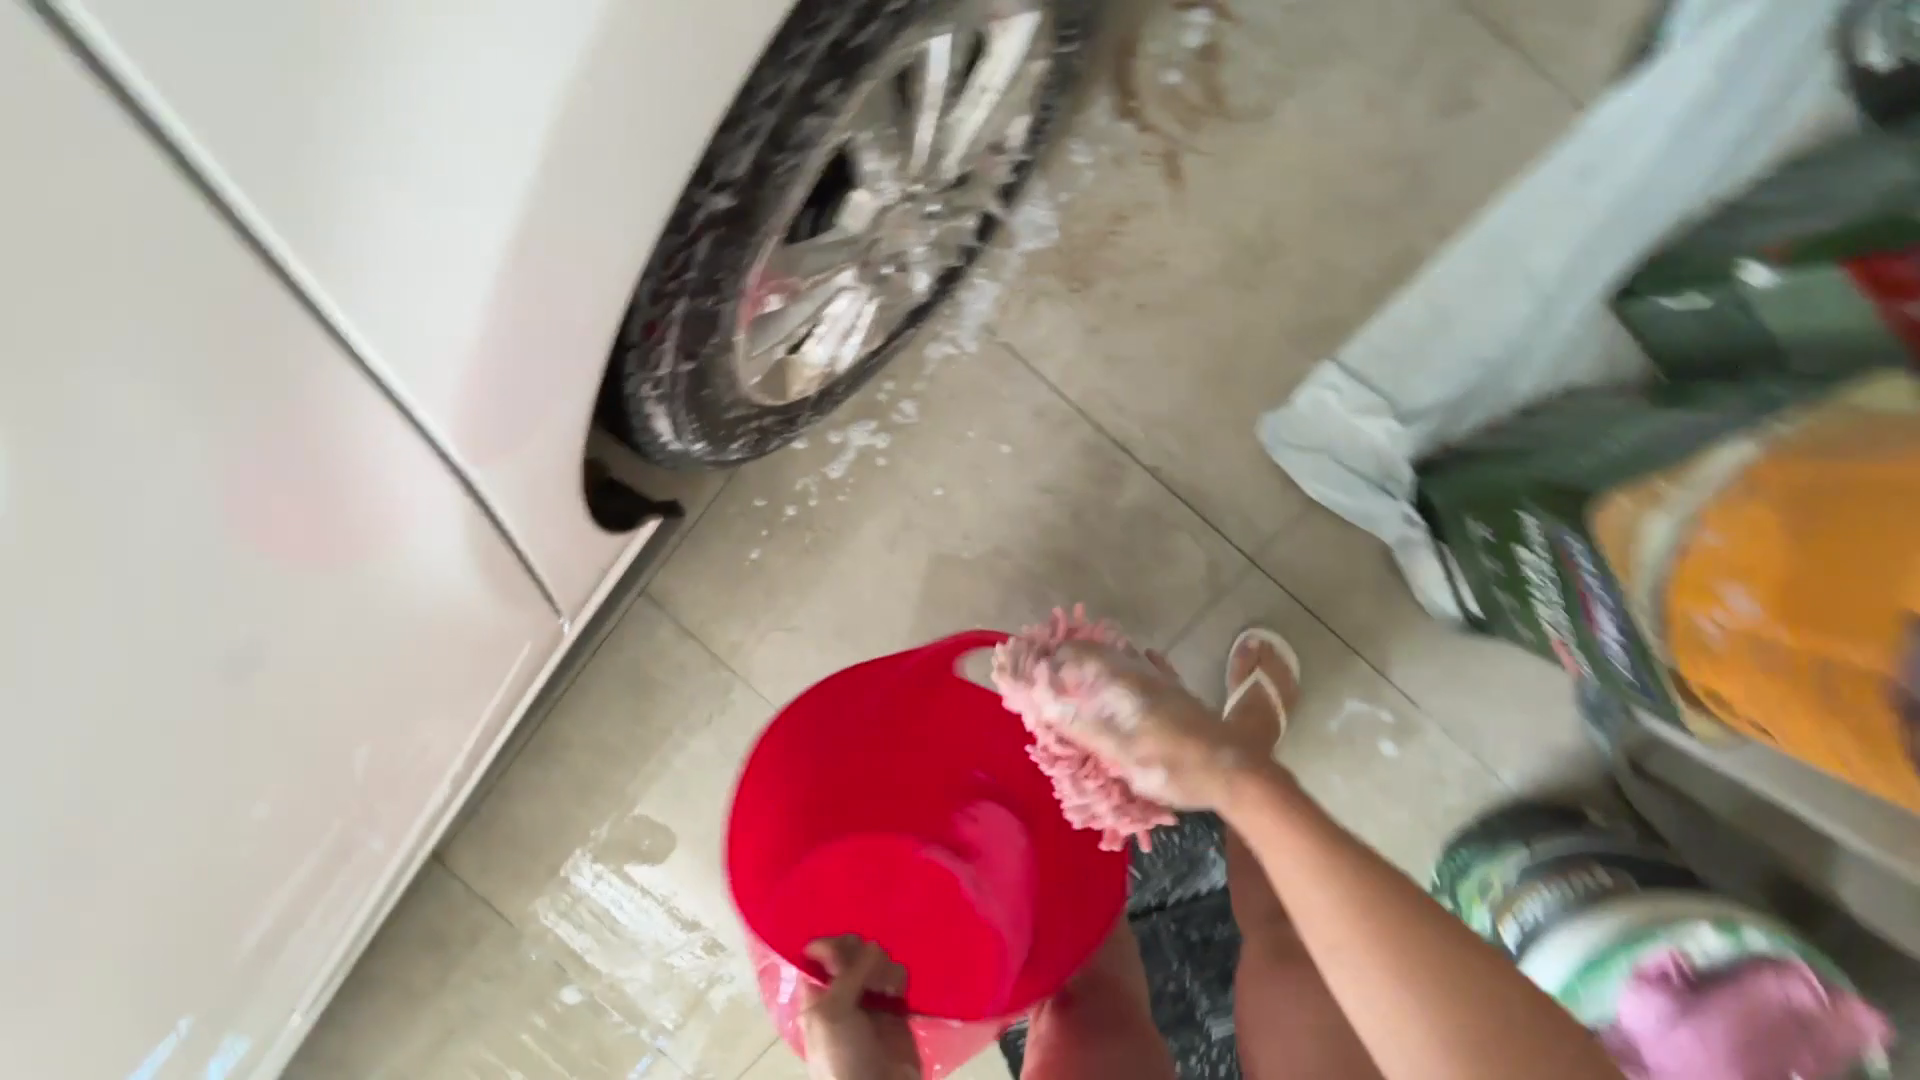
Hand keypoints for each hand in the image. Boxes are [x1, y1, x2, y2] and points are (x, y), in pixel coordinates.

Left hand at [797, 936, 921, 1079]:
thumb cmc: (842, 1056)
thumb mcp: (831, 1015)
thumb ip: (847, 975)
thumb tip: (873, 945)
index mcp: (817, 995)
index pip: (819, 956)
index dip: (830, 946)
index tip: (842, 948)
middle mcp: (842, 992)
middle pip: (851, 953)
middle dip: (861, 954)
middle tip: (869, 965)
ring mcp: (869, 999)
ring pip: (877, 961)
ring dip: (882, 967)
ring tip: (885, 987)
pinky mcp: (895, 1007)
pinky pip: (897, 977)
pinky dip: (898, 978)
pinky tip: (897, 993)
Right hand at [1049, 644, 1271, 810]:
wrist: (1235, 773)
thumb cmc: (1174, 765)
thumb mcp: (1123, 754)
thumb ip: (1084, 727)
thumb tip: (1046, 703)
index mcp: (1127, 684)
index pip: (1081, 654)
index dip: (1056, 657)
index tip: (1036, 668)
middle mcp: (1144, 675)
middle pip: (1102, 654)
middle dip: (1074, 659)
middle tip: (1053, 673)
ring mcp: (1165, 684)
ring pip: (1126, 661)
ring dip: (1101, 662)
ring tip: (1082, 671)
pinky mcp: (1180, 697)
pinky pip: (1150, 670)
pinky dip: (1134, 664)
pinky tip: (1140, 660)